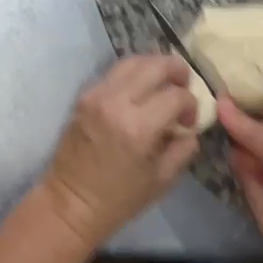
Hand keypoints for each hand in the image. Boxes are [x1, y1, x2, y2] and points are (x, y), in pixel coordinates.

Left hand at [37, 54, 200, 246]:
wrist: (71, 201)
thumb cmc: (119, 199)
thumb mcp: (161, 180)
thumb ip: (182, 149)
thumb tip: (191, 128)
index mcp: (138, 128)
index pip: (175, 96)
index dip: (191, 104)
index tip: (190, 119)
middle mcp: (117, 102)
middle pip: (154, 65)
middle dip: (176, 69)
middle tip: (185, 82)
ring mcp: (97, 94)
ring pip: (132, 61)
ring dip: (153, 65)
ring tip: (165, 80)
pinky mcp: (84, 94)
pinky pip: (114, 73)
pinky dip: (132, 73)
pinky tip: (141, 87)